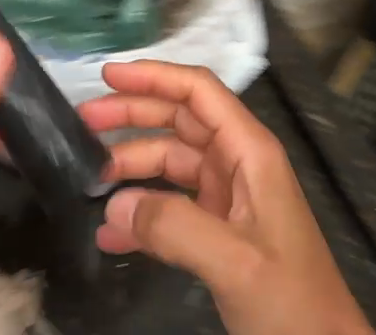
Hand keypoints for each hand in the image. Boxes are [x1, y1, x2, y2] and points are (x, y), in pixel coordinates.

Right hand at [80, 61, 374, 334]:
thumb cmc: (293, 300)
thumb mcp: (235, 260)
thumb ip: (174, 226)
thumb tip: (114, 203)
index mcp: (250, 152)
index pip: (198, 92)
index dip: (154, 76)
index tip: (107, 75)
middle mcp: (238, 164)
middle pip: (178, 120)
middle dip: (132, 114)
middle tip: (83, 121)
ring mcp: (228, 198)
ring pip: (170, 162)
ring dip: (130, 166)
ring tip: (88, 178)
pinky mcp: (219, 232)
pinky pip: (171, 207)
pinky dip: (141, 214)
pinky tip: (111, 231)